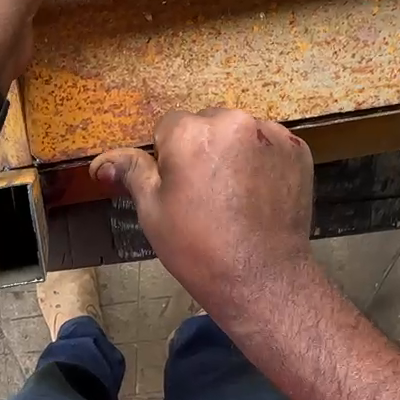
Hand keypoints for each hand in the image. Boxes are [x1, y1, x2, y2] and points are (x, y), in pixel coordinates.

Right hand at [89, 109, 313, 311]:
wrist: (259, 278)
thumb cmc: (198, 249)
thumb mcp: (153, 213)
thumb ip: (131, 175)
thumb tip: (102, 163)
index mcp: (190, 133)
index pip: (168, 127)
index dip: (169, 160)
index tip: (178, 191)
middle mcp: (232, 121)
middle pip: (207, 125)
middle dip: (203, 151)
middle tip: (205, 197)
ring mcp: (270, 134)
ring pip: (240, 134)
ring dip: (234, 155)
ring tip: (234, 199)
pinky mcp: (297, 151)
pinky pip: (269, 147)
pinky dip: (262, 165)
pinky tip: (257, 198)